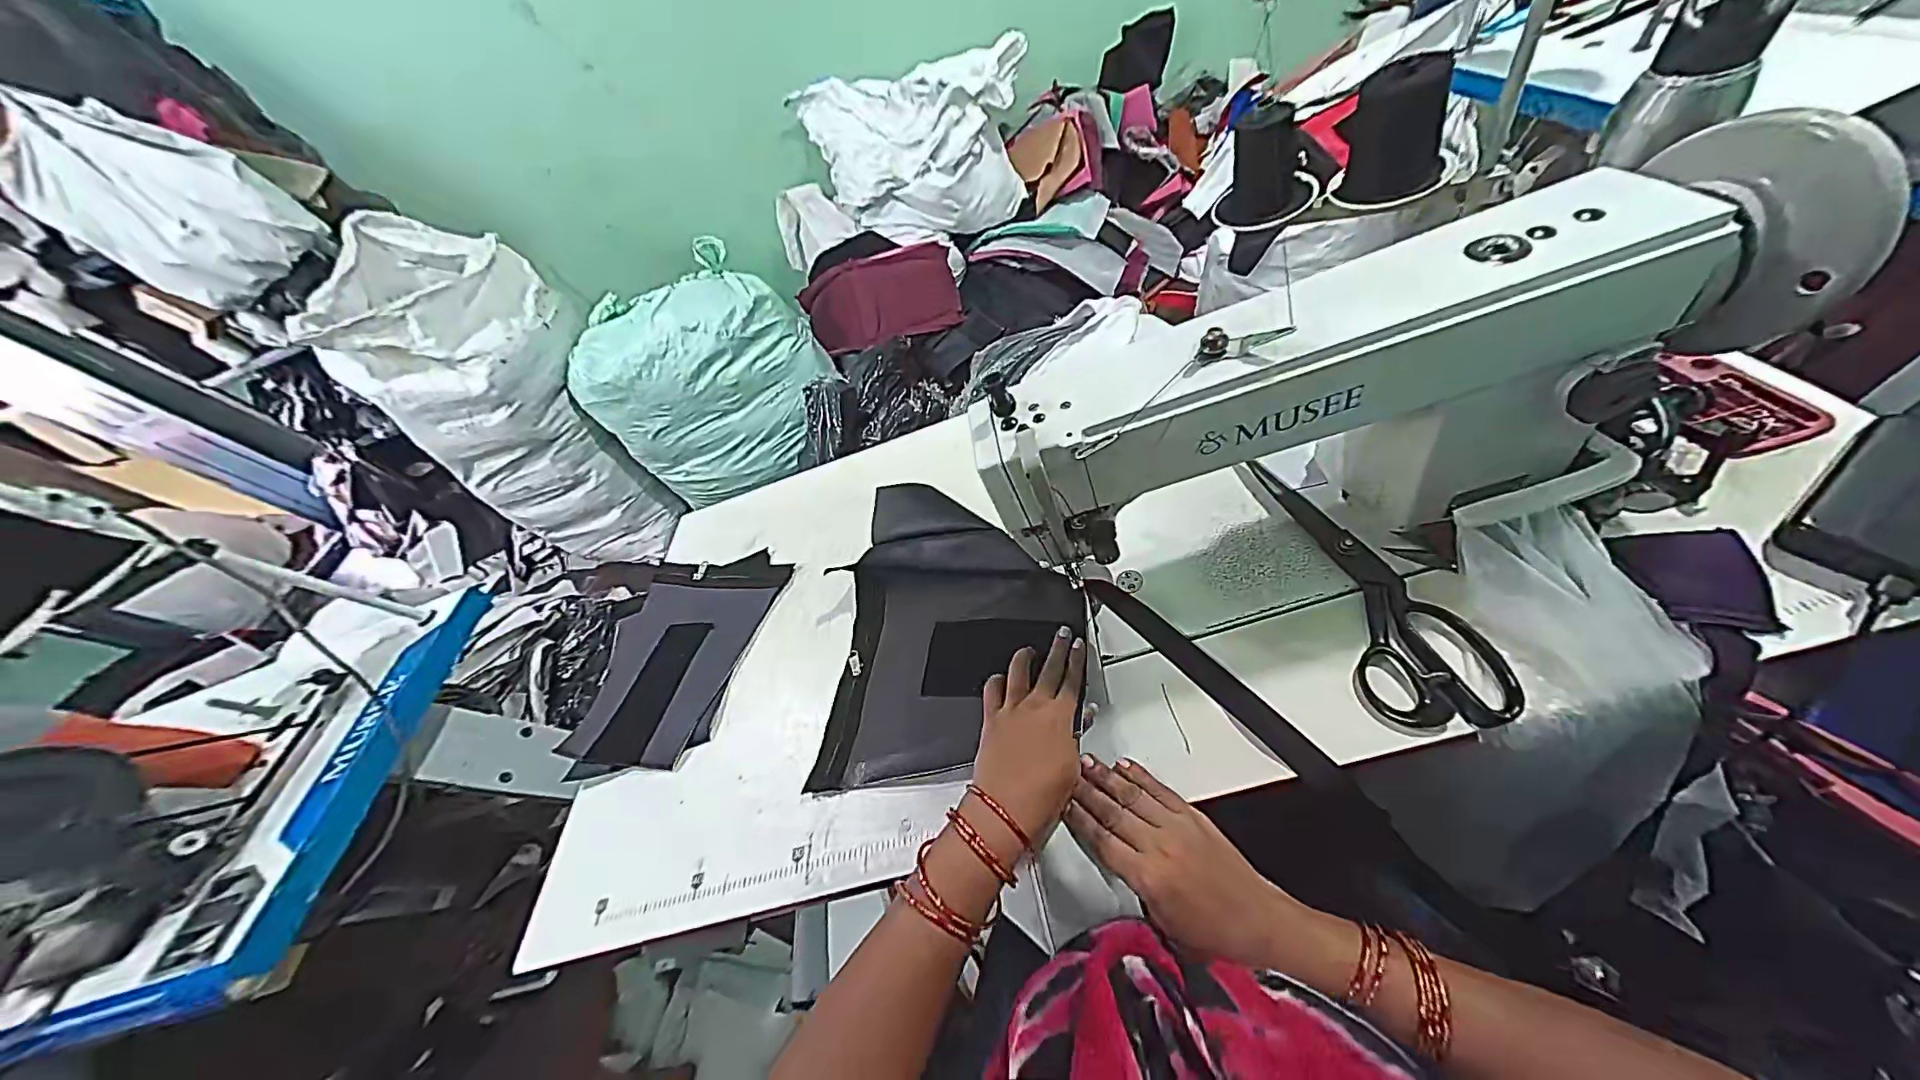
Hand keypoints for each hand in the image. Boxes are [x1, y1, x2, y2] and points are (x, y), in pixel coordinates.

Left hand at [972, 628, 1085, 847]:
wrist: (1006, 808)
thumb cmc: (1042, 795)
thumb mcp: (1072, 767)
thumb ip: (1075, 737)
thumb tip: (1081, 720)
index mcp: (1060, 717)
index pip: (1073, 680)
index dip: (1077, 660)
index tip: (1079, 646)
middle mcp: (1035, 707)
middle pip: (1048, 668)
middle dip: (1057, 648)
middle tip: (1061, 635)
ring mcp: (1011, 711)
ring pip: (1018, 671)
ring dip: (1025, 657)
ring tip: (1029, 650)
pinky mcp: (991, 720)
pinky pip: (992, 691)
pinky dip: (996, 681)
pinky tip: (999, 678)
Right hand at [1065, 756, 1305, 966]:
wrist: (1260, 922)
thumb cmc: (1216, 932)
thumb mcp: (1162, 926)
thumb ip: (1134, 891)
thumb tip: (1115, 870)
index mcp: (1148, 877)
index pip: (1101, 840)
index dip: (1079, 819)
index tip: (1063, 804)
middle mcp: (1160, 846)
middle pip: (1112, 811)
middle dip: (1086, 791)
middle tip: (1067, 774)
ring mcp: (1178, 827)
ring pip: (1133, 795)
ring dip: (1107, 777)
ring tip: (1088, 763)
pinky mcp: (1194, 818)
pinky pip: (1161, 791)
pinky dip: (1141, 776)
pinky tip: (1126, 767)